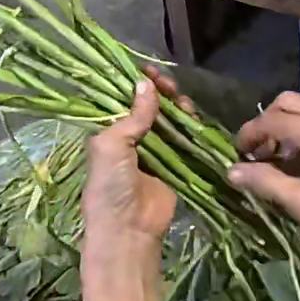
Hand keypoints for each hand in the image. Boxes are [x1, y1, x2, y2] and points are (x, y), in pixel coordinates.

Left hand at [81, 77, 177, 300]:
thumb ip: (132, 116)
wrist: (128, 230)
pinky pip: (181, 139)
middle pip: (148, 107)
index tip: (147, 70)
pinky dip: (187, 125)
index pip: (123, 100)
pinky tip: (191, 113)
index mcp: (108, 132)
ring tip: (180, 98)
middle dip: (158, 92)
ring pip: (166, 120)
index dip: (135, 84)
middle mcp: (130, 139)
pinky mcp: (173, 164)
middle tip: (168, 84)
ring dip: (174, 106)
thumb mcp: (111, 145)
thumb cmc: (110, 185)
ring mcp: (153, 151)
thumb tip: (145, 84)